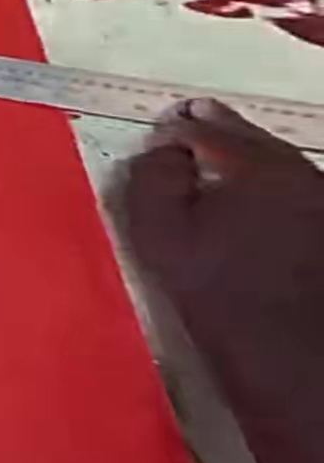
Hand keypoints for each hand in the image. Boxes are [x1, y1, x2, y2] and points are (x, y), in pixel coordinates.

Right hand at [111, 99, 323, 462]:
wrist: (290, 348)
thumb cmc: (209, 280)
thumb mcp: (156, 225)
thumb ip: (155, 176)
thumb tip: (166, 148)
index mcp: (257, 172)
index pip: (213, 132)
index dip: (186, 123)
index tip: (172, 114)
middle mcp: (307, 182)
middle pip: (262, 144)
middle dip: (228, 129)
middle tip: (199, 114)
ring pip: (288, 166)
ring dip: (253, 152)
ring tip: (226, 144)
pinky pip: (302, 189)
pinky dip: (275, 177)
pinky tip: (257, 184)